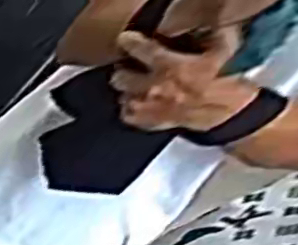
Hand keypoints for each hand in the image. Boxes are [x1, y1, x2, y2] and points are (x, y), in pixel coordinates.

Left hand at [111, 27, 258, 131]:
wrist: (218, 109)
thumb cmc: (224, 78)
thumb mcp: (226, 48)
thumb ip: (215, 32)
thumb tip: (205, 23)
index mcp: (171, 67)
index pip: (145, 51)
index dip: (131, 43)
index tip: (122, 39)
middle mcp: (149, 87)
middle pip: (119, 78)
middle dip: (121, 71)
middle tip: (127, 67)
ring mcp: (139, 106)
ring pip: (121, 94)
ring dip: (128, 88)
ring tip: (141, 85)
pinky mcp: (134, 120)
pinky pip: (123, 110)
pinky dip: (131, 103)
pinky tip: (144, 99)